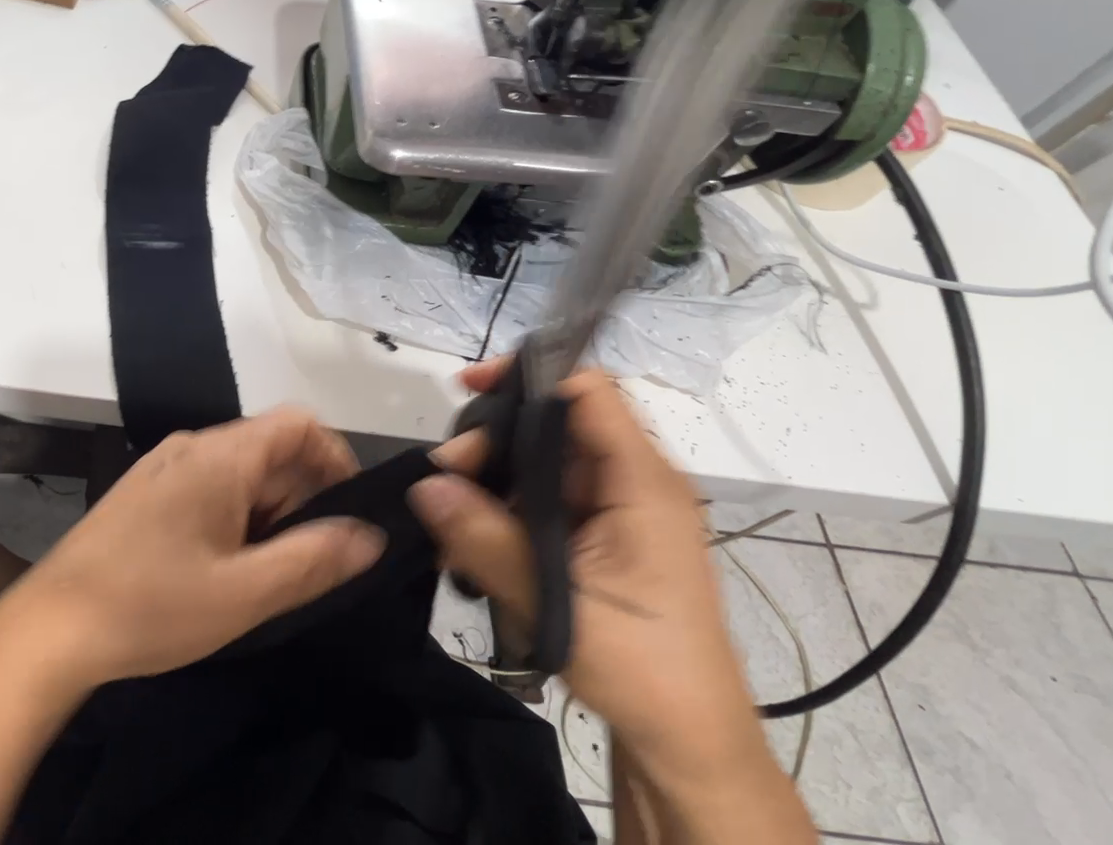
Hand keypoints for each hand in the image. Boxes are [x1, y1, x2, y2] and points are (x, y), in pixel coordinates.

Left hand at [0, 409, 384, 685]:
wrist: (52, 627)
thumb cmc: (152, 606)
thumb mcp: (245, 593)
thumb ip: (315, 559)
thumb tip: (371, 534)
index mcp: (219, 456)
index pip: (299, 424)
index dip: (336, 459)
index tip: (349, 515)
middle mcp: (190, 447)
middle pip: (270, 451)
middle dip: (300, 500)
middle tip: (299, 565)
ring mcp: (161, 467)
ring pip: (239, 474)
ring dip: (265, 516)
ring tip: (257, 576)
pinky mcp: (143, 493)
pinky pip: (207, 488)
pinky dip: (231, 518)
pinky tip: (218, 570)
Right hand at [411, 360, 763, 776]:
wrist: (687, 736)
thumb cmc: (640, 665)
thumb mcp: (553, 599)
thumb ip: (486, 538)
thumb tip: (425, 485)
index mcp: (642, 484)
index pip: (589, 391)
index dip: (529, 375)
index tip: (467, 389)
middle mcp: (634, 483)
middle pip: (556, 424)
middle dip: (493, 440)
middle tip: (446, 480)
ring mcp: (618, 509)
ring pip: (544, 462)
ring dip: (493, 478)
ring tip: (451, 513)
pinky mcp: (603, 535)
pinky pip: (547, 498)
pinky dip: (506, 506)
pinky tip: (472, 536)